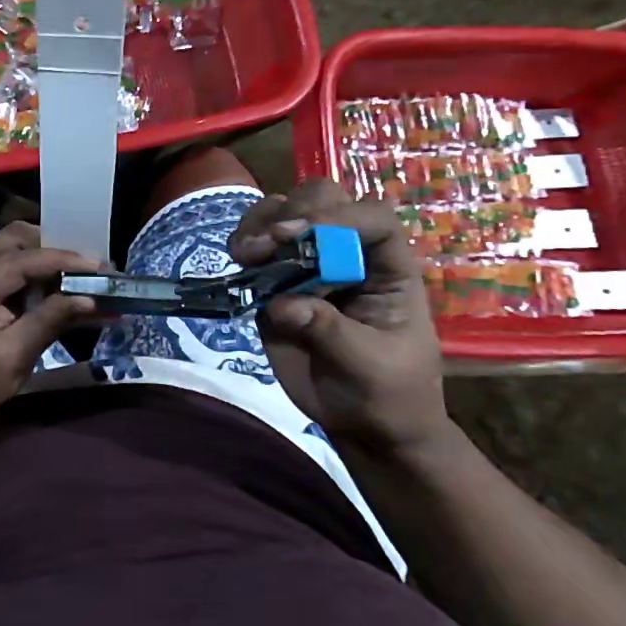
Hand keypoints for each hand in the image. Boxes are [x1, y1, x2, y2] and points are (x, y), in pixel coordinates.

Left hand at [0, 222, 98, 422]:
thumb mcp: (19, 352)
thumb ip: (51, 319)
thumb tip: (90, 298)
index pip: (22, 261)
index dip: (61, 259)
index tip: (96, 265)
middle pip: (17, 237)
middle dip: (55, 245)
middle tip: (88, 263)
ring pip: (19, 242)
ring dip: (50, 252)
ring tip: (80, 269)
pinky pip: (18, 258)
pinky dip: (43, 264)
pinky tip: (66, 279)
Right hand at [230, 180, 448, 452]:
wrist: (363, 426)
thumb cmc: (387, 394)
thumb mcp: (371, 366)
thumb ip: (331, 332)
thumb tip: (282, 305)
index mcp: (388, 267)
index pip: (373, 219)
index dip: (338, 217)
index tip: (300, 234)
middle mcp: (349, 253)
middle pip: (323, 200)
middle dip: (293, 213)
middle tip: (269, 245)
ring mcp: (309, 265)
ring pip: (285, 213)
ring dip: (261, 222)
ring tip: (244, 252)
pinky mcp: (277, 283)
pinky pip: (258, 246)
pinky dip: (244, 242)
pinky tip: (237, 260)